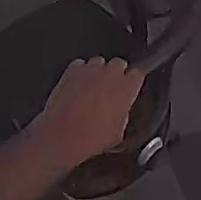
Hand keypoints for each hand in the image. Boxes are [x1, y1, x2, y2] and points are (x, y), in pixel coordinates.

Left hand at [0, 58, 145, 199]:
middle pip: (119, 64)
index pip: (138, 73)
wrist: (62, 136)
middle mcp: (110, 74)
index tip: (132, 83)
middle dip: (116, 74)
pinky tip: (77, 87)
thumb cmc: (89, 137)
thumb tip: (121, 112)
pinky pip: (80, 65)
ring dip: (97, 72)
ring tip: (92, 88)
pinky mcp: (72, 70)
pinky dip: (80, 73)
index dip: (135, 79)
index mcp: (126, 88)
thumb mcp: (118, 132)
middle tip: (110, 89)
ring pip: (99, 62)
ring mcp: (90, 70)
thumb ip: (124, 114)